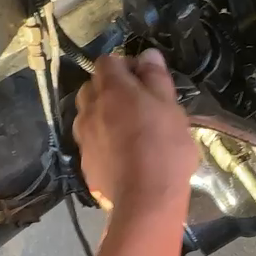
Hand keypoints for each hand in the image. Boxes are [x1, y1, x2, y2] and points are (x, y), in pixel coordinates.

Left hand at [73, 50, 197, 216]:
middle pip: (93, 87)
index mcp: (111, 89)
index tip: (146, 81)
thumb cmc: (164, 148)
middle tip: (138, 106)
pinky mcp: (85, 163)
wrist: (146, 200)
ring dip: (105, 117)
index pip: (108, 61)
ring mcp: (84, 138)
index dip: (126, 66)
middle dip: (111, 91)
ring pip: (90, 116)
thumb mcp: (171, 108)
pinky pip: (93, 143)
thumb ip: (156, 78)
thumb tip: (147, 55)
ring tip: (129, 133)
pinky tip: (124, 157)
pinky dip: (104, 143)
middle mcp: (89, 108)